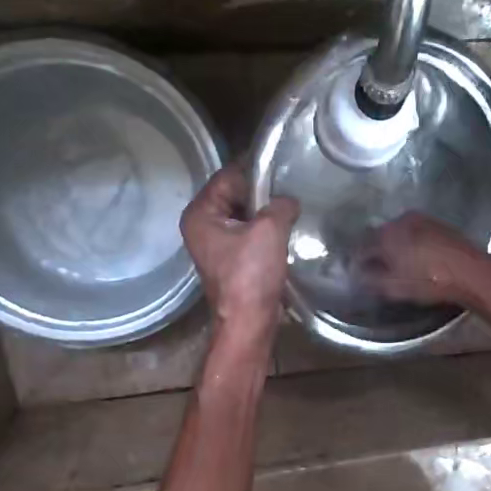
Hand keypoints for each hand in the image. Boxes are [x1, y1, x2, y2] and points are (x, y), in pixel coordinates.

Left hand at [181, 164, 299, 332]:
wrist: (248, 323)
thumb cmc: (251, 275)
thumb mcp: (269, 230)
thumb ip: (280, 204)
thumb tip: (289, 200)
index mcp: (199, 214)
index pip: (227, 176)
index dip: (255, 170)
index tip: (281, 166)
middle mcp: (200, 226)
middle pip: (234, 194)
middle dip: (261, 193)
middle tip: (290, 189)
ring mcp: (214, 244)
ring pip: (243, 214)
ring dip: (265, 213)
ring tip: (290, 209)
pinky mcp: (229, 259)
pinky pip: (248, 233)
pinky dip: (264, 230)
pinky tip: (284, 230)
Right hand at [361, 213, 490, 306]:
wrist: (471, 272)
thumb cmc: (429, 281)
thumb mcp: (394, 287)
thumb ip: (370, 279)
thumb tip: (357, 274)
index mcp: (385, 235)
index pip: (361, 247)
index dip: (356, 261)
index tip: (356, 273)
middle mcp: (399, 221)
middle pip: (378, 236)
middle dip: (374, 251)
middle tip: (375, 269)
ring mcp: (420, 219)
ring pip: (397, 232)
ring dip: (393, 245)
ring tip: (396, 263)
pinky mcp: (437, 223)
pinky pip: (414, 231)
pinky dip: (409, 241)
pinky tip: (416, 256)